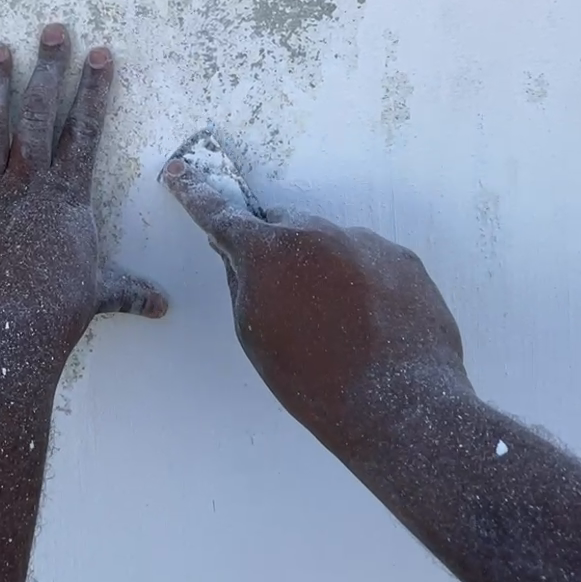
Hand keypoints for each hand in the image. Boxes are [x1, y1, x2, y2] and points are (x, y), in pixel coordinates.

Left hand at [0, 25, 166, 377]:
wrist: (0, 341)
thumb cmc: (53, 318)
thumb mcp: (96, 296)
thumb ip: (127, 292)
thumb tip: (163, 308)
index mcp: (66, 198)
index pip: (85, 131)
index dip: (93, 90)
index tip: (100, 54)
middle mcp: (27, 185)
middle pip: (39, 114)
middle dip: (48, 69)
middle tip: (51, 29)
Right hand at [162, 157, 468, 455]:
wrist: (401, 409)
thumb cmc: (312, 380)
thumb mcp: (254, 334)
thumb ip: (240, 281)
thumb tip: (235, 252)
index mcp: (267, 251)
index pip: (218, 213)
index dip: (194, 192)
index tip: (177, 171)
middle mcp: (315, 232)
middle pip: (282, 225)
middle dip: (276, 247)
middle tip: (286, 294)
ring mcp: (364, 241)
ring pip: (328, 242)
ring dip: (323, 266)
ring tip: (340, 322)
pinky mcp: (403, 258)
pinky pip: (368, 258)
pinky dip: (362, 279)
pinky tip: (372, 322)